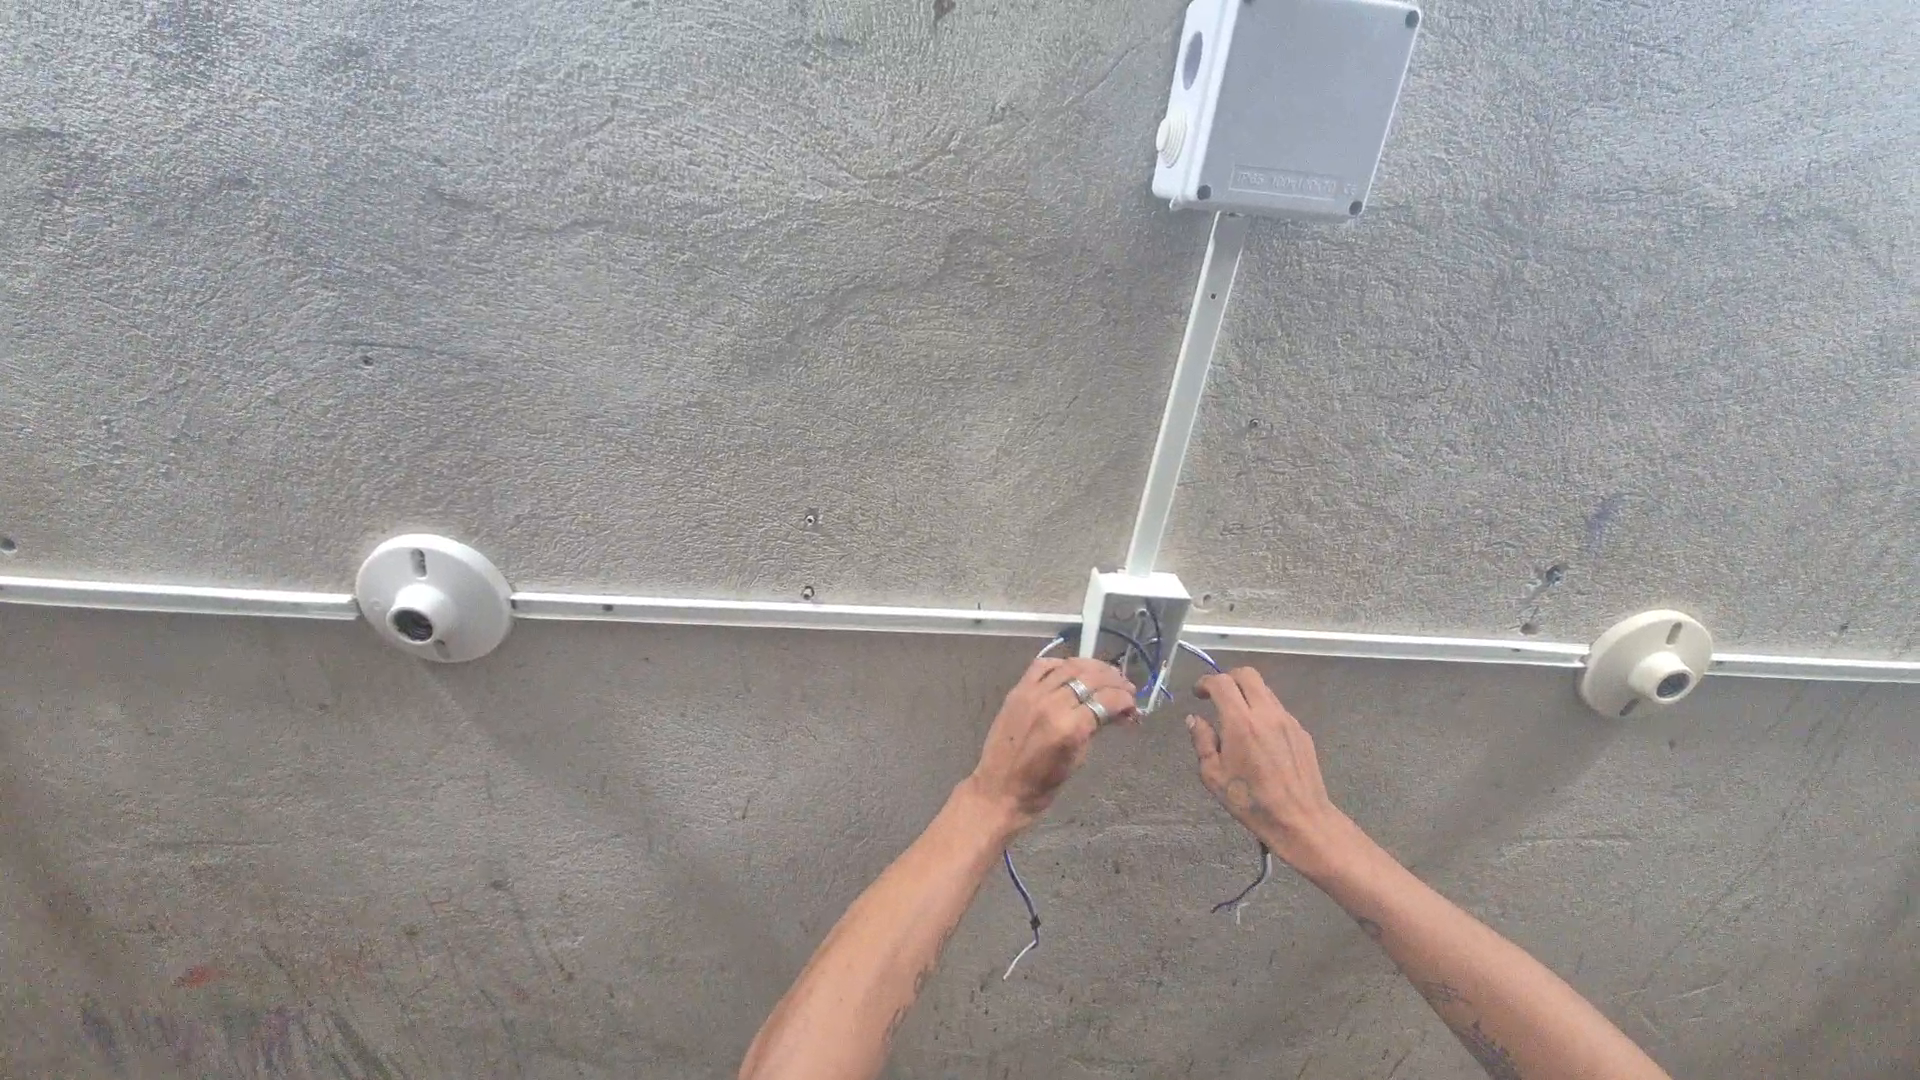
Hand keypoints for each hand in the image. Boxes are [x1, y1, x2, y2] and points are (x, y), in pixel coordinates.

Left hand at [968, 656, 1135, 830]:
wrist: (1000, 788)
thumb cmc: (1042, 786)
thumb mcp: (1077, 759)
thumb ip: (1095, 729)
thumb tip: (1115, 712)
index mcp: (1070, 727)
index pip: (1107, 700)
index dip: (1125, 699)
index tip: (1133, 704)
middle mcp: (1052, 703)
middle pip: (1091, 678)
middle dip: (1114, 680)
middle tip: (1126, 687)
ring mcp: (1032, 693)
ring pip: (1069, 666)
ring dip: (1092, 667)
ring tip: (1106, 674)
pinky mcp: (1017, 690)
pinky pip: (1042, 665)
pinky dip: (1061, 664)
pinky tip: (1072, 670)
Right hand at [1187, 667, 1353, 876]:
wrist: (1300, 819)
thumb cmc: (1250, 801)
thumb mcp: (1213, 775)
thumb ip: (1202, 741)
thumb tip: (1195, 719)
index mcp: (1241, 723)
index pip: (1221, 683)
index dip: (1205, 682)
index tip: (1198, 693)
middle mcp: (1266, 714)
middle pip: (1247, 674)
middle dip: (1228, 678)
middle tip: (1217, 696)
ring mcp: (1287, 721)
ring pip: (1265, 690)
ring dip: (1247, 694)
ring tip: (1236, 717)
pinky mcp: (1301, 731)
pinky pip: (1278, 709)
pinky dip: (1263, 711)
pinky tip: (1258, 737)